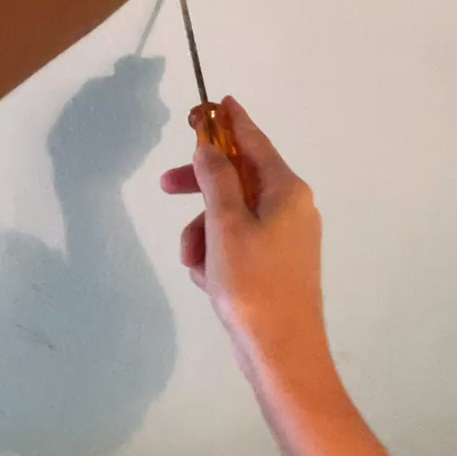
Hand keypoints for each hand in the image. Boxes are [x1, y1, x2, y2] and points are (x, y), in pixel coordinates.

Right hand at [160, 98, 328, 370]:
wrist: (282, 353)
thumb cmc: (253, 284)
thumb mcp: (225, 225)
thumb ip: (215, 179)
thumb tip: (208, 147)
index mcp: (286, 190)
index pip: (254, 141)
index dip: (231, 121)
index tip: (215, 102)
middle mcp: (291, 207)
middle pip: (237, 179)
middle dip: (199, 188)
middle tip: (165, 185)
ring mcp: (285, 237)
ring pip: (230, 214)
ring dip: (202, 231)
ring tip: (193, 262)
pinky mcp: (275, 263)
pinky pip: (237, 242)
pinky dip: (216, 253)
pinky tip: (206, 278)